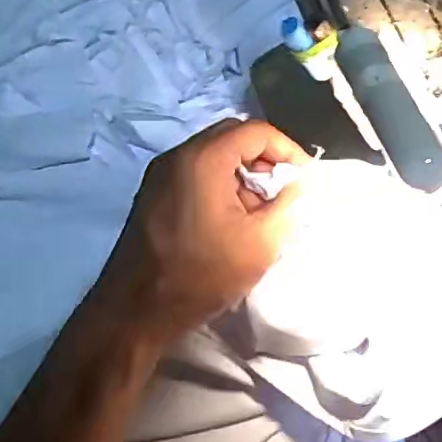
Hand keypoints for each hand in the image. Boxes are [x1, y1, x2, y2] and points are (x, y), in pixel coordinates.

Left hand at [94, 118, 310, 344]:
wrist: (138, 311)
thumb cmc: (203, 274)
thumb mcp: (261, 242)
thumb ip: (287, 205)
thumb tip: (296, 185)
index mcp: (204, 160)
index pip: (256, 131)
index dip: (288, 149)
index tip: (304, 178)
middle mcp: (178, 156)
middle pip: (233, 137)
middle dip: (266, 158)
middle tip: (285, 188)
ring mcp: (161, 174)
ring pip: (214, 154)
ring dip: (244, 172)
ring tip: (262, 209)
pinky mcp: (154, 194)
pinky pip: (196, 172)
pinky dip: (222, 183)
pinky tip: (233, 218)